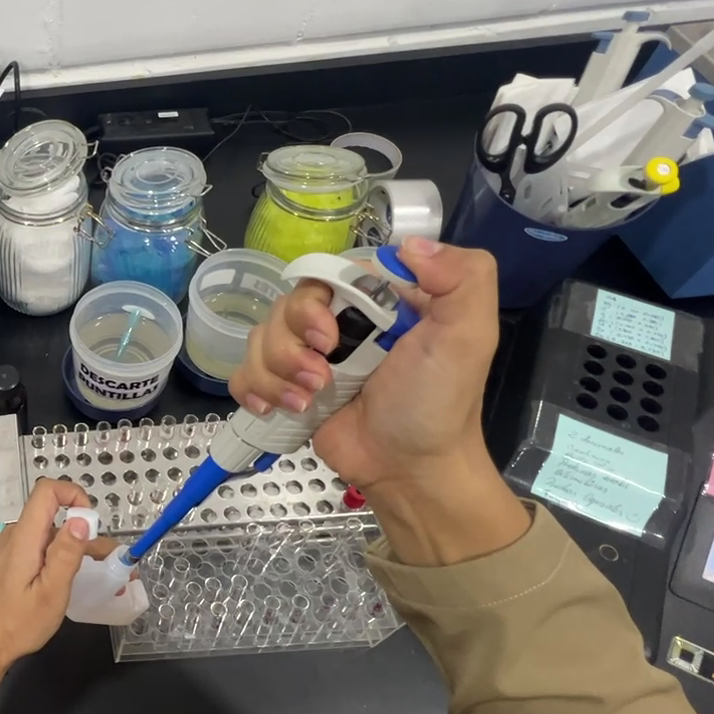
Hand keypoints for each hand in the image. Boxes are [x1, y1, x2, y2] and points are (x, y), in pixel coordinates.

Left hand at [0, 478, 117, 713]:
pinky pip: (39, 548)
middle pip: (53, 516)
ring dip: (75, 548)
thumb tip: (81, 519)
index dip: (73, 494)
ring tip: (102, 573)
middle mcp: (16, 535)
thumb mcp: (51, 592)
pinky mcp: (10, 562)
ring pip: (49, 534)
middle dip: (85, 533)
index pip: (47, 491)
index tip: (93, 524)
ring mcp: (11, 548)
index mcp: (25, 536)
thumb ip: (66, 553)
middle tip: (111, 561)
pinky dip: (60, 557)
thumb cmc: (17, 623)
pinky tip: (73, 579)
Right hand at [227, 238, 528, 564]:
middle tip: (320, 378)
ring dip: (274, 374)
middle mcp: (336, 324)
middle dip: (290, 346)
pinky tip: (273, 409)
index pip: (323, 275)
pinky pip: (244, 374)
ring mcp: (306, 358)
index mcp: (374, 303)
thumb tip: (410, 244)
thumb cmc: (436, 403)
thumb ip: (464, 278)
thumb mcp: (469, 336)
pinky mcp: (284, 390)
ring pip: (258, 341)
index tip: (328, 335)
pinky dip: (252, 391)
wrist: (409, 469)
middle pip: (283, 308)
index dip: (313, 302)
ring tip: (307, 402)